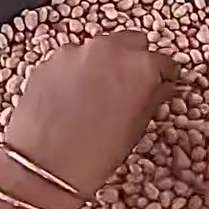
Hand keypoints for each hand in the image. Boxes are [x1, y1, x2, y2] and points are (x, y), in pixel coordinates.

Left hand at [2, 32, 177, 195]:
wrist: (43, 167)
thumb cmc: (96, 153)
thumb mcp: (136, 128)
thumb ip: (152, 98)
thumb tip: (160, 87)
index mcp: (140, 66)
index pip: (163, 60)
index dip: (165, 74)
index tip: (163, 82)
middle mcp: (109, 49)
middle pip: (132, 42)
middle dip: (135, 59)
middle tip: (132, 84)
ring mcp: (75, 51)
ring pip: (99, 48)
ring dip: (104, 63)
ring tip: (97, 93)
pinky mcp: (49, 61)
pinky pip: (72, 60)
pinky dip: (77, 72)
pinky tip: (72, 97)